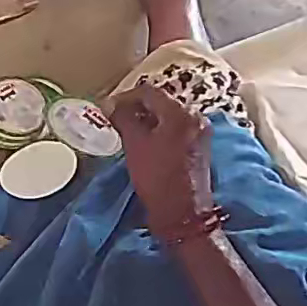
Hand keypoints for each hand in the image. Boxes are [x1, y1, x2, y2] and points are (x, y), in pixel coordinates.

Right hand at [112, 83, 213, 230]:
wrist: (181, 213)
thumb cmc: (156, 176)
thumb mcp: (134, 143)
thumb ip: (122, 118)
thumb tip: (109, 104)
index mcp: (181, 113)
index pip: (149, 92)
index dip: (124, 97)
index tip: (107, 107)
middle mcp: (195, 117)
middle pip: (161, 101)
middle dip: (136, 106)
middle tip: (114, 117)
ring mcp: (199, 132)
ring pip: (167, 115)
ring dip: (146, 118)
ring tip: (125, 128)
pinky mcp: (198, 146)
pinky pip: (175, 128)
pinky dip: (158, 129)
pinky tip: (143, 140)